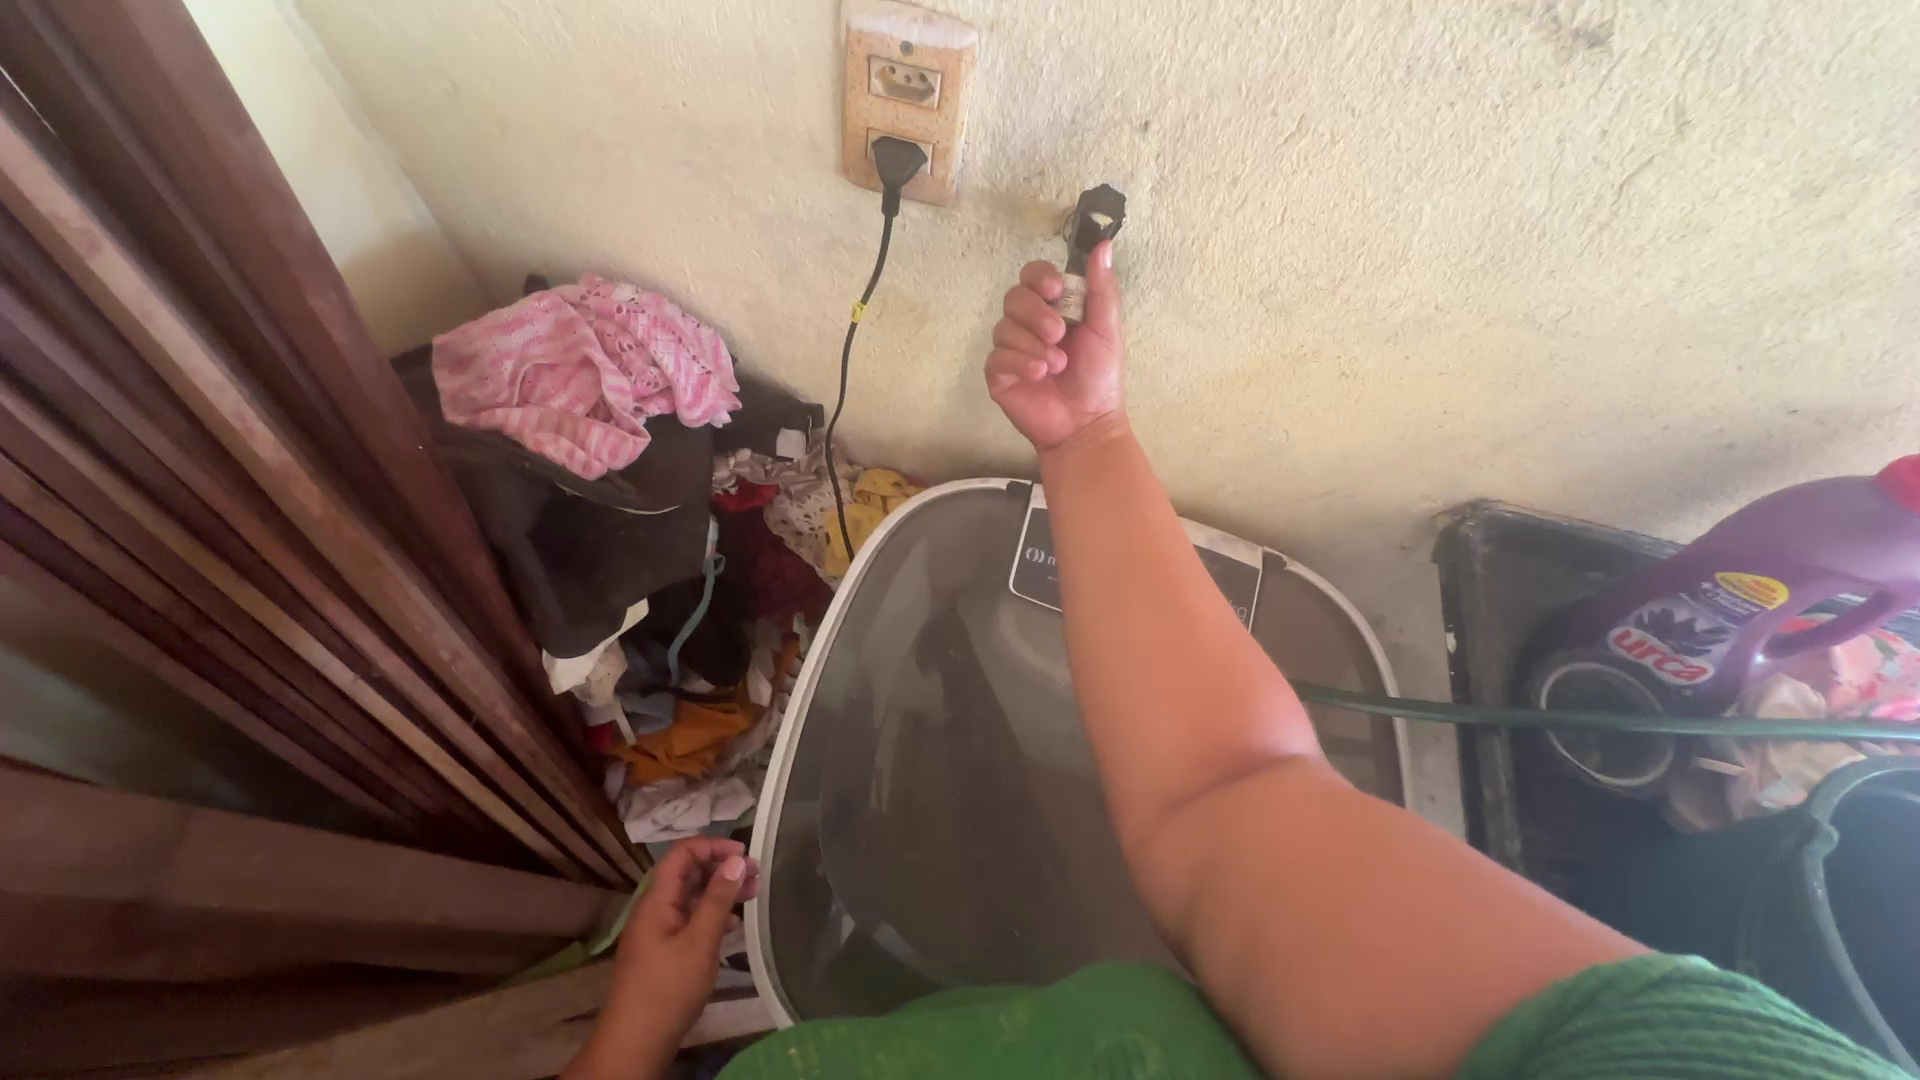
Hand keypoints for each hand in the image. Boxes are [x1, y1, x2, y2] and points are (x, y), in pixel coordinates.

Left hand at [564, 838, 759, 1079]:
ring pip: (692, 897)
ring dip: (721, 891)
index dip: (712, 846)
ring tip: (753, 894)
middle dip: (722, 867)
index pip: (682, 854)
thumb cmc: (667, 989)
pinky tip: (735, 924)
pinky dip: (713, 914)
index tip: (744, 853)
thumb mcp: (699, 941)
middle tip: (756, 874)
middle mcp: (655, 910)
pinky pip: (691, 919)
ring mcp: (658, 932)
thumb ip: (718, 899)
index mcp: (657, 900)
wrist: (633, 1047)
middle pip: (688, 873)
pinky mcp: (664, 952)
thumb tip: (736, 859)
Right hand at [985, 240, 1123, 451]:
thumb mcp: (1107, 328)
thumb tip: (1103, 245)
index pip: (1032, 276)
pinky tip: (1038, 375)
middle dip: (1036, 314)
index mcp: (1054, 308)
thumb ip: (1102, 288)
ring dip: (1032, 344)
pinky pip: (997, 357)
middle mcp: (1028, 325)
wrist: (1087, 423)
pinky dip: (1019, 363)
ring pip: (1003, 328)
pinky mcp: (999, 376)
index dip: (1039, 276)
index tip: (1055, 289)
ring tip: (1056, 365)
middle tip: (1059, 334)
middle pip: (1013, 298)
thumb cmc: (1099, 378)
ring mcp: (1011, 350)